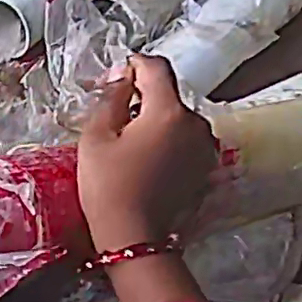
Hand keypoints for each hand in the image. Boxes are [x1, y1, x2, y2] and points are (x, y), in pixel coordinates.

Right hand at [76, 54, 218, 251]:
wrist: (134, 236)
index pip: (156, 68)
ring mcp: (205, 147)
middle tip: (115, 118)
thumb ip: (111, 100)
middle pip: (168, 97)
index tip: (115, 75)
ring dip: (156, 124)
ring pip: (177, 121)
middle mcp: (196, 123)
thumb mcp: (95, 139)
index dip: (134, 65)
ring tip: (129, 145)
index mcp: (168, 111)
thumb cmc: (107, 186)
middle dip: (143, 100)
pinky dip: (166, 145)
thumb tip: (122, 78)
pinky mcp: (205, 169)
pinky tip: (145, 163)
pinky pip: (184, 144)